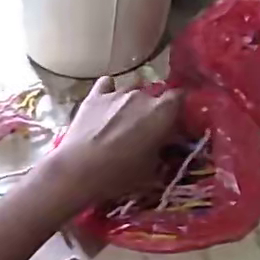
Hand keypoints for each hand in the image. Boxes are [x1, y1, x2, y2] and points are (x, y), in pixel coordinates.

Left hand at [33, 77, 181, 209]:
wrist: (79, 170)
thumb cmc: (120, 174)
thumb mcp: (151, 170)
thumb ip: (162, 151)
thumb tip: (164, 145)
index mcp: (162, 112)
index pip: (180, 97)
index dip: (178, 108)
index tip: (175, 121)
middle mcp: (142, 95)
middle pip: (155, 93)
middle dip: (154, 107)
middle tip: (148, 127)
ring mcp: (117, 92)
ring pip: (132, 88)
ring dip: (133, 101)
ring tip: (125, 119)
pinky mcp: (94, 95)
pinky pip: (107, 85)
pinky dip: (110, 92)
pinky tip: (107, 104)